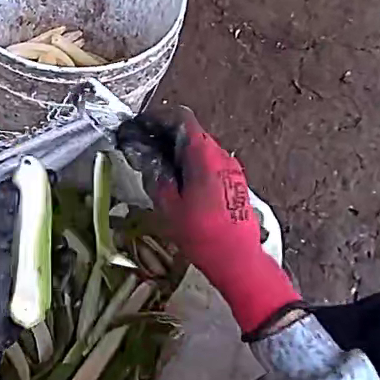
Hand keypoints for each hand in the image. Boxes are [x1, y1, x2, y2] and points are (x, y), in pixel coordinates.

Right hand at [116, 107, 300, 334]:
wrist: (238, 261)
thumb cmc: (201, 233)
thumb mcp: (168, 205)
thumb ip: (157, 175)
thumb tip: (146, 157)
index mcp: (204, 156)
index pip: (181, 119)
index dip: (158, 119)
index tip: (140, 127)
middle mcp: (222, 157)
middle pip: (192, 133)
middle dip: (167, 136)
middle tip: (145, 148)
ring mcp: (233, 170)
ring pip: (202, 149)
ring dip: (180, 152)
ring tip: (160, 167)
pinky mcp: (237, 183)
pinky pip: (211, 164)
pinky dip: (193, 165)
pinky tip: (180, 182)